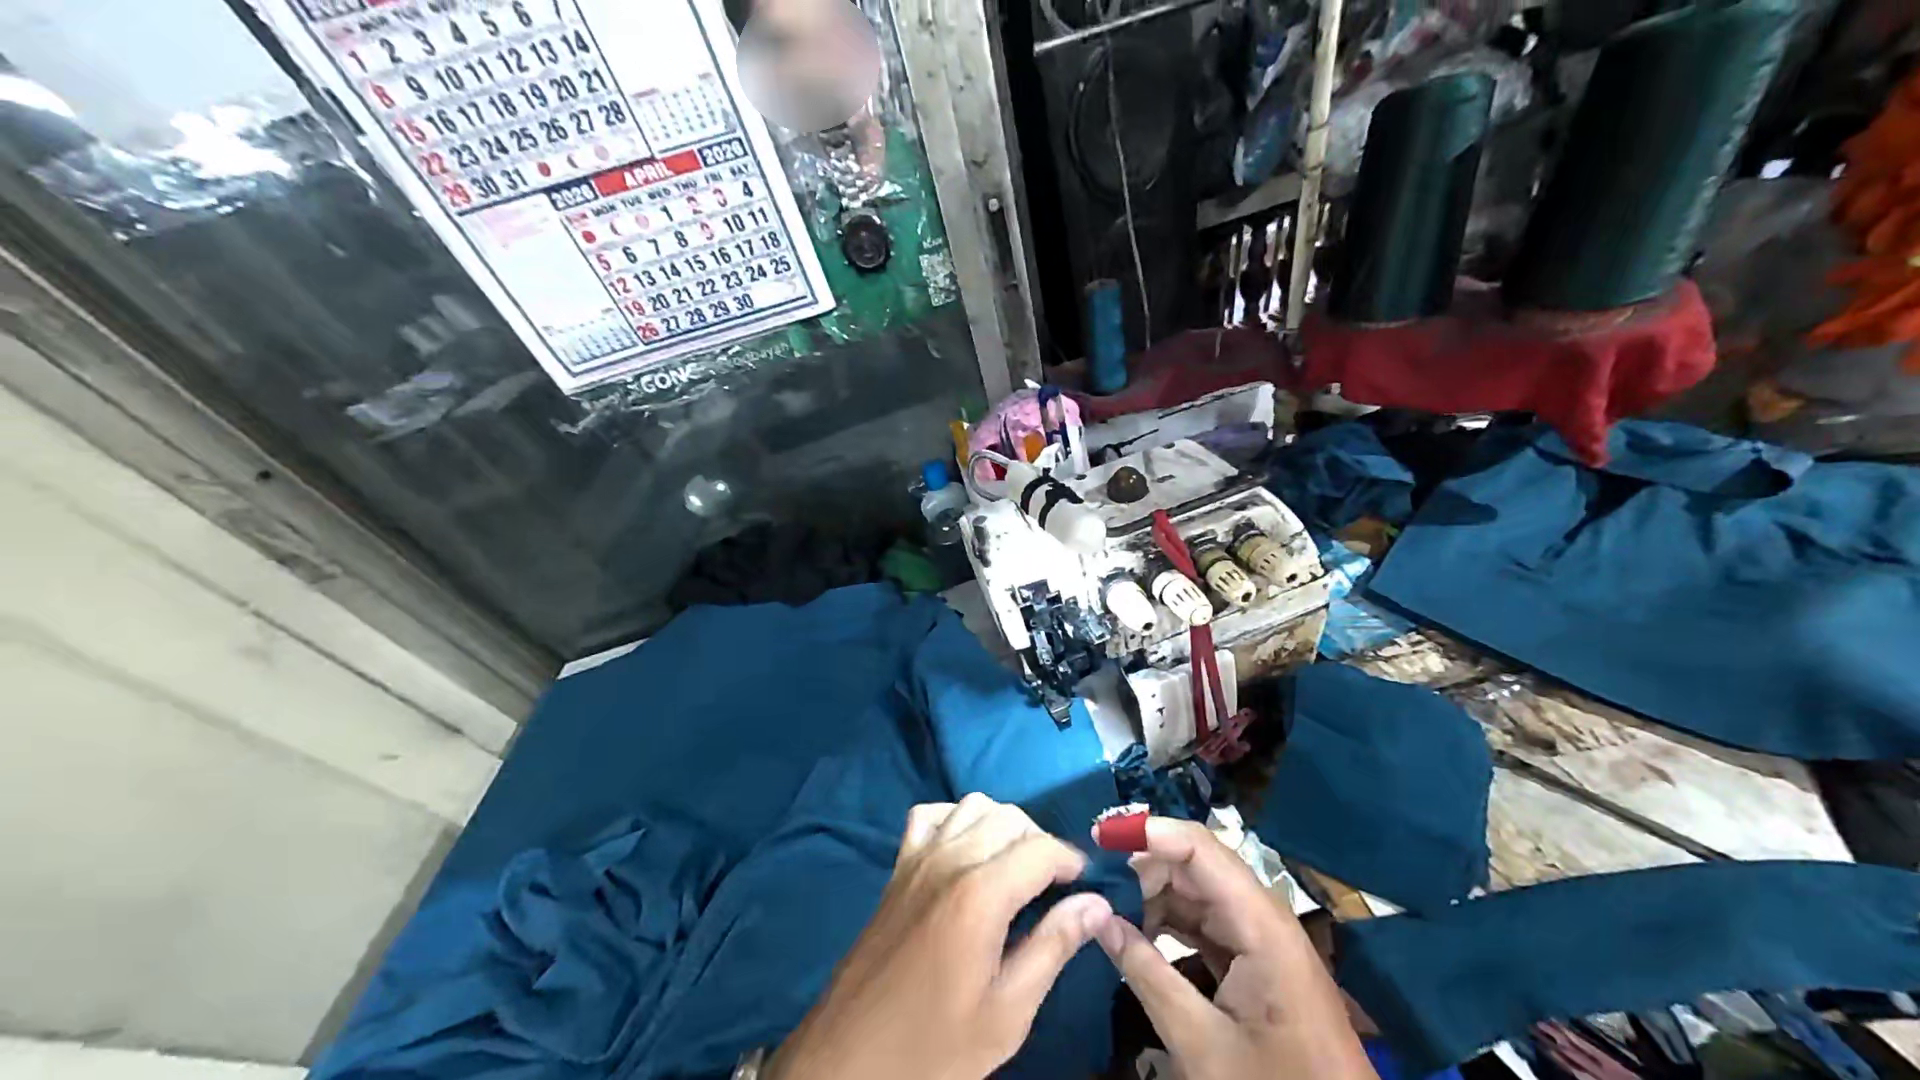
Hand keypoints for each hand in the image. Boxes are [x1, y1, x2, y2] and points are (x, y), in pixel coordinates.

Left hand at [768, 794, 1114, 1079]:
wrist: (853, 1056)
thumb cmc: (935, 1045)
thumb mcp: (1007, 1012)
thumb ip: (1054, 946)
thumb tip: (1097, 903)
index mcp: (979, 894)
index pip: (1041, 848)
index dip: (1071, 861)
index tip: (1083, 887)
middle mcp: (948, 859)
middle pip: (1010, 818)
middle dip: (1041, 843)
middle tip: (1053, 886)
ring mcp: (918, 857)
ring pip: (973, 806)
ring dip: (1003, 826)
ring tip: (1015, 868)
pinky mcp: (898, 866)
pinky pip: (931, 815)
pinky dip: (957, 819)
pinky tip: (967, 850)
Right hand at [1094, 817, 1378, 1079]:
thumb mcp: (1203, 1043)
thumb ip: (1147, 974)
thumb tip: (1097, 918)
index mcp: (1260, 924)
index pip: (1199, 847)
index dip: (1148, 831)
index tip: (1099, 836)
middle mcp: (1261, 915)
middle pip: (1193, 864)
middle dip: (1141, 867)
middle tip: (1093, 886)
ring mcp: (1258, 935)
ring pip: (1193, 890)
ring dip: (1149, 895)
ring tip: (1105, 909)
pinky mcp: (1252, 956)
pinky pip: (1202, 920)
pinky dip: (1166, 920)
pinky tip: (1134, 932)